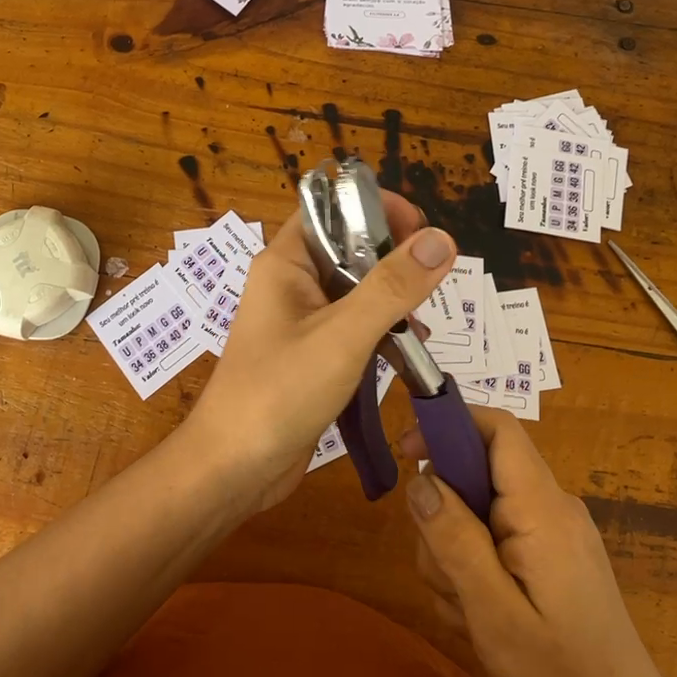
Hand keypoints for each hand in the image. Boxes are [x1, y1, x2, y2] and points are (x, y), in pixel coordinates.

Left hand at [180, 192, 455, 511]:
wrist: (234, 468)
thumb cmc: (280, 391)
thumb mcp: (343, 335)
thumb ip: (393, 286)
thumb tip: (441, 237)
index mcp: (284, 263)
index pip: (329, 210)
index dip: (373, 208)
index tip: (421, 228)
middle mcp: (290, 284)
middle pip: (348, 249)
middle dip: (392, 260)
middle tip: (431, 284)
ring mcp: (299, 321)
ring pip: (355, 291)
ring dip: (391, 300)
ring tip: (421, 327)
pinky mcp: (310, 355)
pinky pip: (352, 327)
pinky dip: (380, 332)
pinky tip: (407, 351)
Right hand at [401, 408, 664, 676]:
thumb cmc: (559, 670)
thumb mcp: (494, 612)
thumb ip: (455, 542)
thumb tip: (420, 480)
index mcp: (543, 509)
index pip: (498, 428)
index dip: (449, 423)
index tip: (406, 451)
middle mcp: (552, 509)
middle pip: (477, 475)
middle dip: (444, 515)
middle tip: (443, 573)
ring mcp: (554, 535)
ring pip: (479, 512)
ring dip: (455, 554)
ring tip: (466, 609)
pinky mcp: (552, 559)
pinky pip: (497, 540)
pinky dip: (475, 570)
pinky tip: (481, 615)